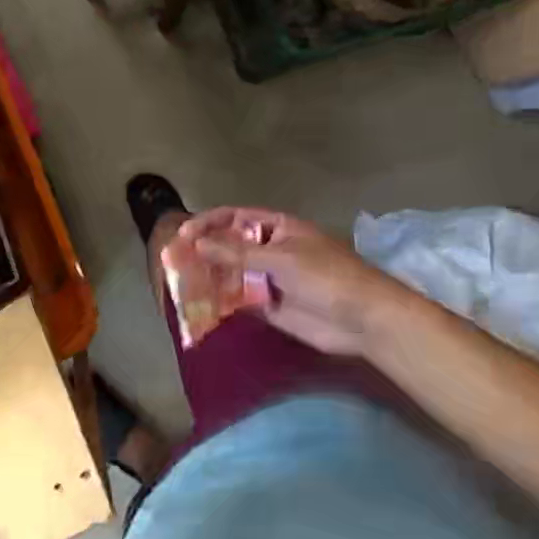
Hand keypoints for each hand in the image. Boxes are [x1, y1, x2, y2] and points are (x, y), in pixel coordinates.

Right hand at [175, 207, 408, 355]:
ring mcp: (268, 279)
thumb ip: (237, 253)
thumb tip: (196, 243)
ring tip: (180, 281)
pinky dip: (219, 301)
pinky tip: (199, 304)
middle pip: (229, 245)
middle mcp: (269, 250)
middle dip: (203, 250)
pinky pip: (238, 300)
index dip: (208, 223)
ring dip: (208, 276)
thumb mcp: (281, 258)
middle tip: (174, 260)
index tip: (184, 234)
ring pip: (230, 273)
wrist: (365, 321)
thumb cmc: (327, 277)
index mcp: (277, 228)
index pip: (235, 218)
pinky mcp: (268, 307)